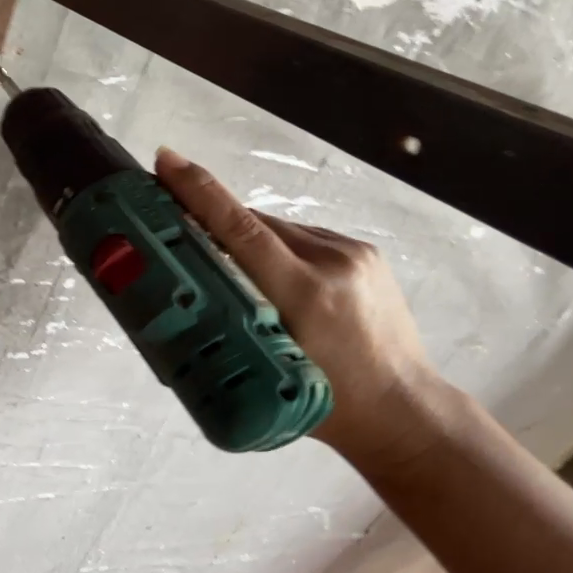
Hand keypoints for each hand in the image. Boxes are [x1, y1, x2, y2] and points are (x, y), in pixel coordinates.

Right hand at [153, 148, 449, 467]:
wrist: (406, 412)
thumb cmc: (324, 405)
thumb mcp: (261, 366)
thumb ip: (224, 318)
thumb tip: (179, 280)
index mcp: (303, 295)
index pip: (240, 229)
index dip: (198, 192)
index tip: (166, 160)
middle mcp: (332, 262)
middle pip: (252, 223)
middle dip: (211, 224)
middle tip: (172, 231)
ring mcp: (354, 254)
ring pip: (276, 230)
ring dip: (244, 240)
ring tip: (226, 271)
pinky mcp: (365, 253)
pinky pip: (300, 238)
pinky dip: (274, 249)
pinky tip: (269, 278)